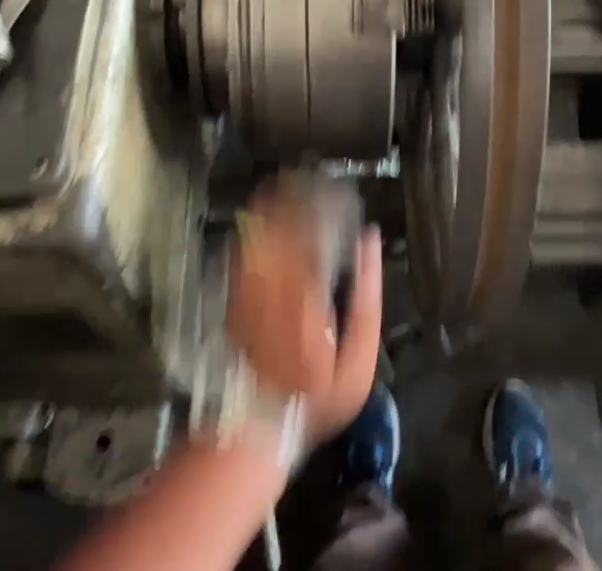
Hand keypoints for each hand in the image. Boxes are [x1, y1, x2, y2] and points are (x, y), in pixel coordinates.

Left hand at [226, 185, 383, 443]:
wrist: (257, 422)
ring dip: (274, 208)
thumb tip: (368, 248)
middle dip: (300, 201)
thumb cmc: (315, 397)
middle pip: (286, 228)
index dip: (328, 213)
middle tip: (313, 179)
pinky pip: (241, 252)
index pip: (318, 238)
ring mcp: (248, 290)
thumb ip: (366, 305)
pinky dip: (252, 230)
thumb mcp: (357, 364)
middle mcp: (274, 288)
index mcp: (309, 301)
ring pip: (262, 235)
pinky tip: (259, 214)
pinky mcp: (232, 296)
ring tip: (287, 184)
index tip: (342, 196)